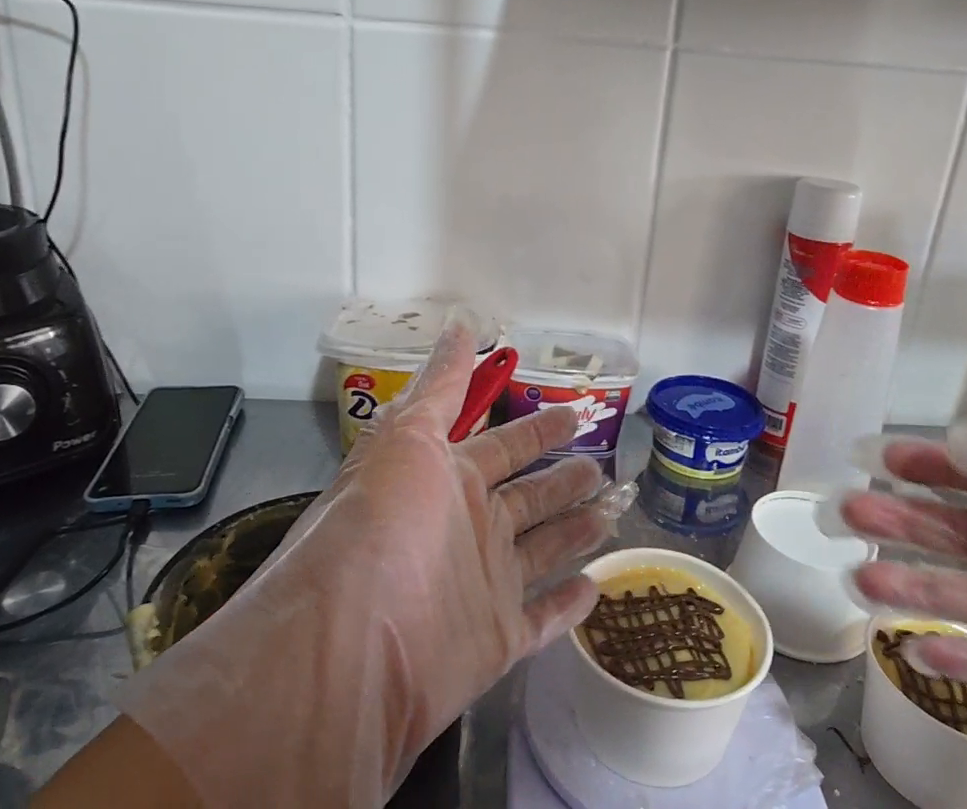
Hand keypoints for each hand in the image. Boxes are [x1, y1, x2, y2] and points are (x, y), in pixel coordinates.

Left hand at [110, 315, 611, 806]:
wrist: (353, 640)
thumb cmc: (383, 524)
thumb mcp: (406, 438)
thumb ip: (440, 386)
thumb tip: (462, 324)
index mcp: (446, 480)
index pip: (504, 445)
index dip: (539, 427)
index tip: (577, 409)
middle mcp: (466, 527)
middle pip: (527, 497)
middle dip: (563, 477)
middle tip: (603, 462)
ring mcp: (483, 585)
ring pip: (542, 550)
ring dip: (575, 531)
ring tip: (613, 508)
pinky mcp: (497, 639)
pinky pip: (543, 619)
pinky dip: (569, 606)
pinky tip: (598, 586)